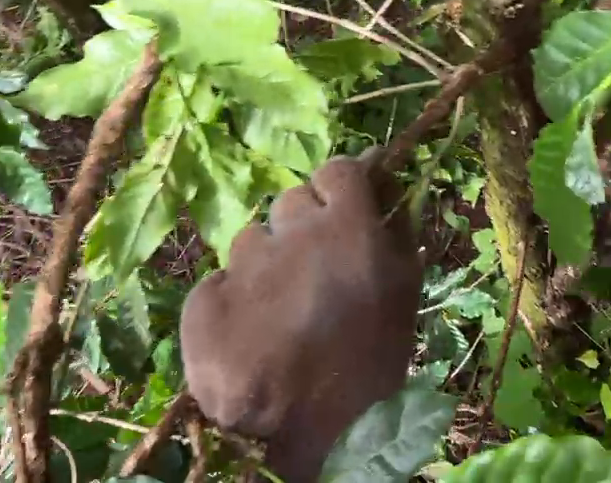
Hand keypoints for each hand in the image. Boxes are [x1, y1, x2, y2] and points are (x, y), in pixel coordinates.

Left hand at [180, 152, 420, 482]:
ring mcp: (245, 268)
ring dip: (266, 265)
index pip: (336, 169)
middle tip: (313, 273)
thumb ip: (396, 225)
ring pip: (251, 241)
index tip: (341, 209)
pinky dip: (230, 301)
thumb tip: (387, 179)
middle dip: (301, 227)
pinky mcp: (205, 305)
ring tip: (281, 312)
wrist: (325, 440)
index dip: (337, 188)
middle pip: (290, 202)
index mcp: (347, 226)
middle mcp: (293, 233)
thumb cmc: (377, 357)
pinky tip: (250, 333)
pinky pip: (217, 282)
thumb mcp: (405, 285)